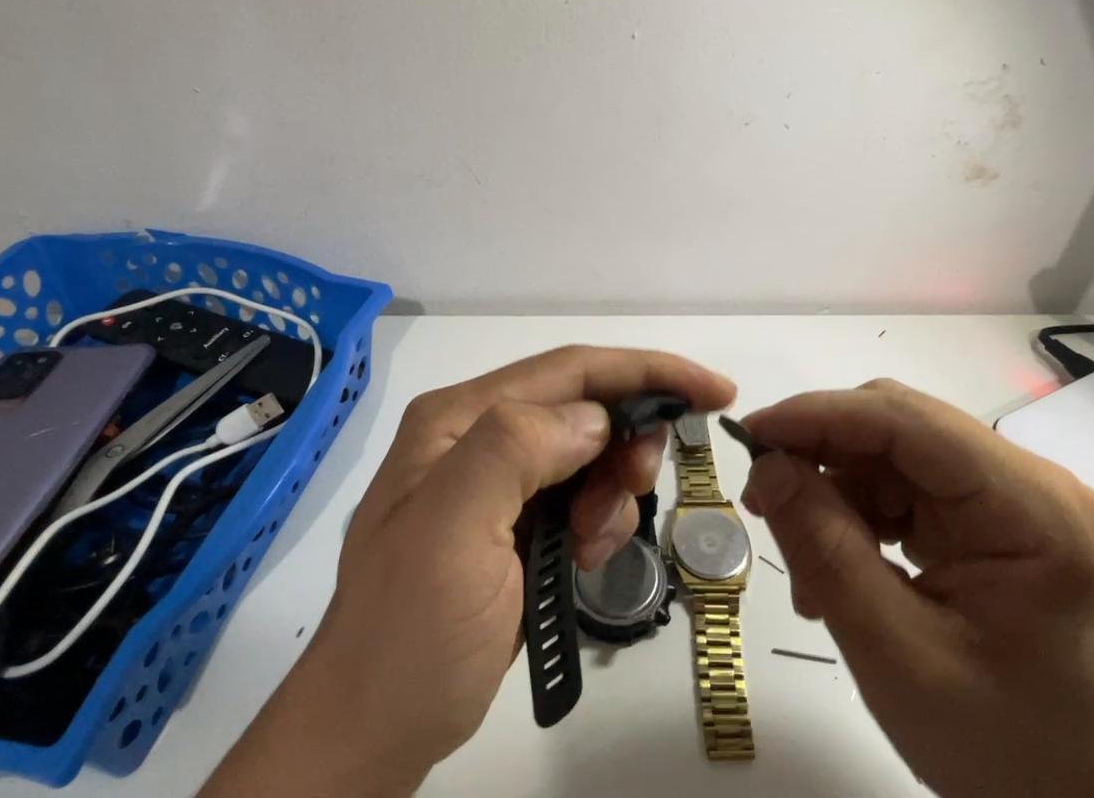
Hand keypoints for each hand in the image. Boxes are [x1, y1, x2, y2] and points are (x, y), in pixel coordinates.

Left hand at [203, 346, 734, 796]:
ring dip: (611, 494)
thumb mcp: (451, 532)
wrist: (377, 724)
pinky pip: (582, 501)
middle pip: (585, 409)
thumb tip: (593, 419)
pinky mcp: (515, 527)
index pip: (569, 369)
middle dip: (626, 443)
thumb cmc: (410, 629)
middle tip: (638, 488)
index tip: (715, 392)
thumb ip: (514, 450)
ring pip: (591, 457)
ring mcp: (497, 485)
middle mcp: (477, 437)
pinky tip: (579, 559)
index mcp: (458, 420)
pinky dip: (599, 523)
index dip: (647, 371)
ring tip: (588, 545)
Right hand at [739, 380, 1093, 797]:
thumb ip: (826, 552)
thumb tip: (768, 467)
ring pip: (898, 460)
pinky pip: (911, 494)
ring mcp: (1019, 503)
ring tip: (806, 574)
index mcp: (1034, 509)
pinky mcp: (1000, 524)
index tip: (749, 433)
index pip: (911, 423)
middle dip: (823, 456)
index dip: (822, 415)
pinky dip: (862, 521)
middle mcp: (1034, 486)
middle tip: (761, 501)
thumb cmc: (1003, 746)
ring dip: (838, 497)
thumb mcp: (896, 654)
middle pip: (903, 431)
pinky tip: (840, 572)